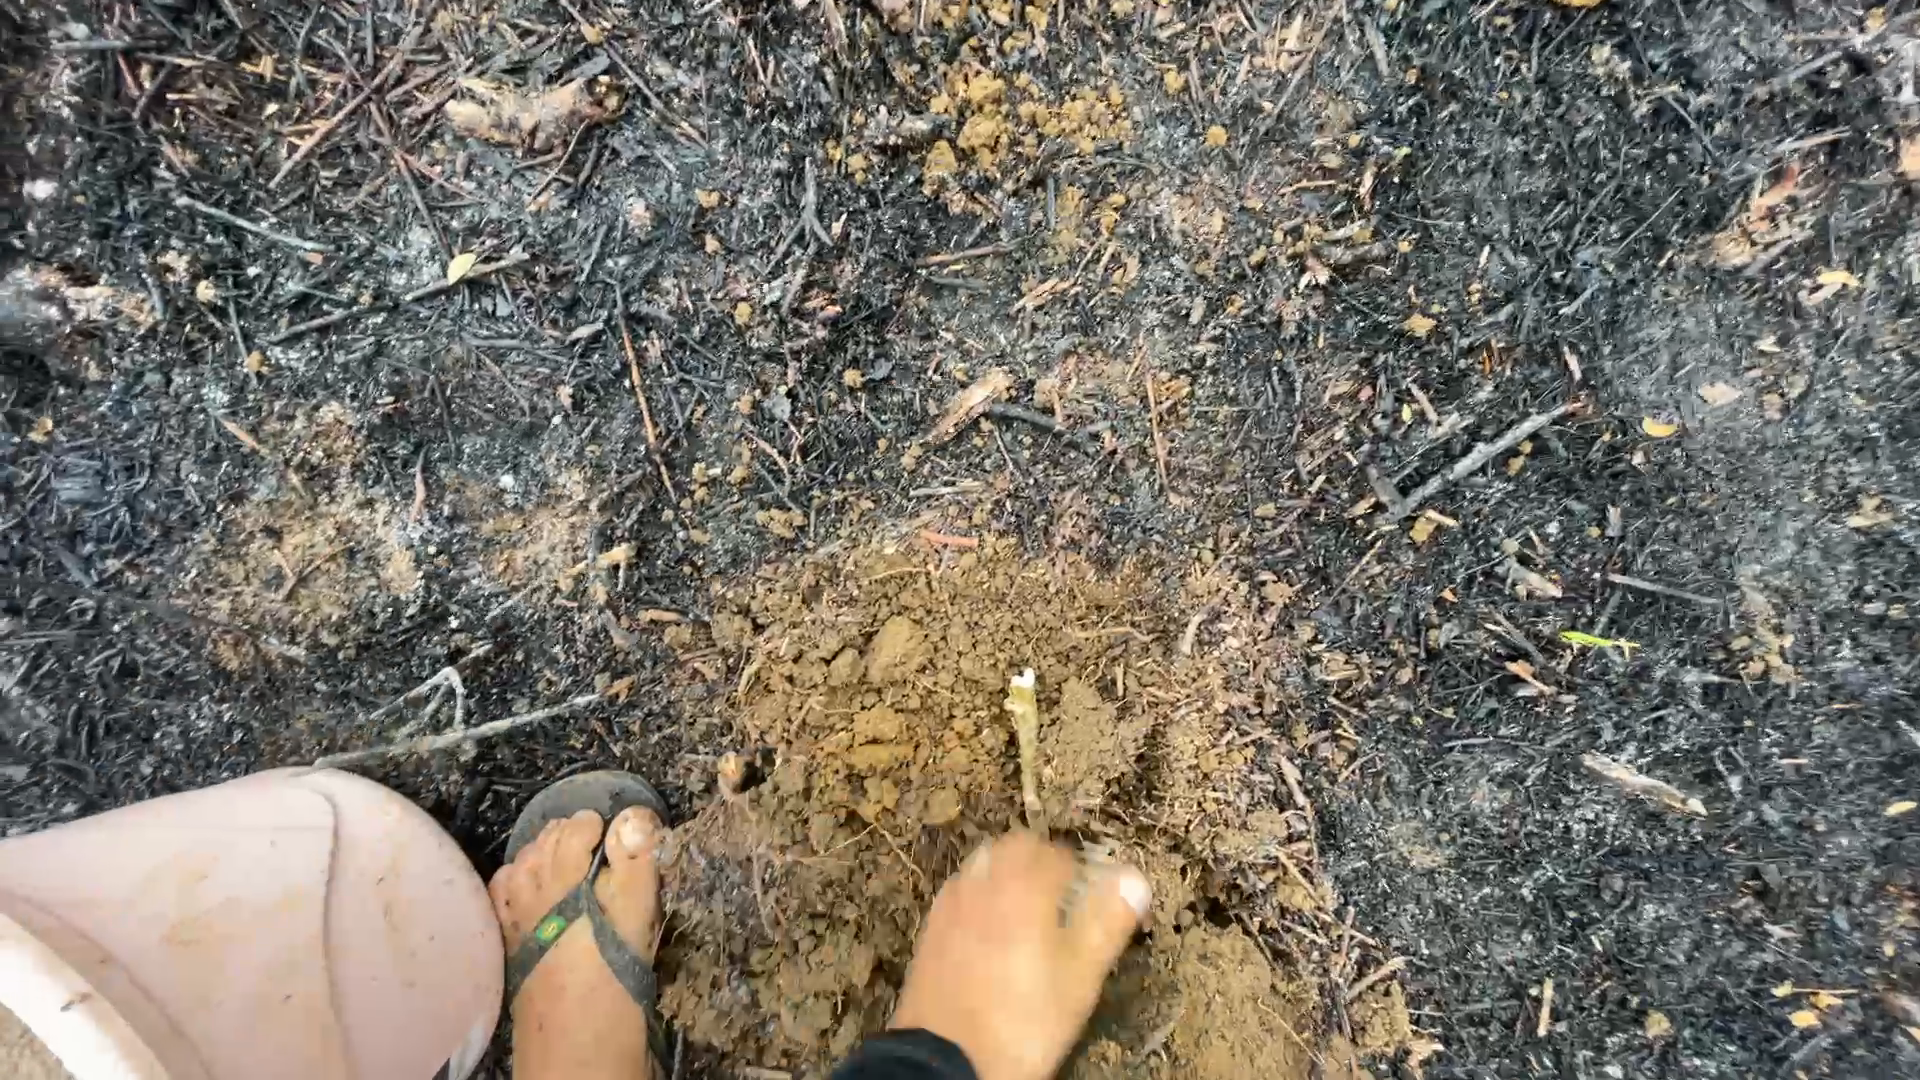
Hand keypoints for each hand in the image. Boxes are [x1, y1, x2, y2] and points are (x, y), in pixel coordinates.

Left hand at [890, 832, 1151, 1079]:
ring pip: (985, 861)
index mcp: (1026, 885)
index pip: (1057, 853)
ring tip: (1023, 903)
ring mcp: (954, 900)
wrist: (950, 1059)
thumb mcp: (1079, 976)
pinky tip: (986, 923)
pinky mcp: (932, 924)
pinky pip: (959, 888)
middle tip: (1058, 890)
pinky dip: (978, 891)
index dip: (1077, 868)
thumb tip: (1135, 878)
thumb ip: (1106, 921)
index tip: (1087, 889)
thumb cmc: (1025, 1018)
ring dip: (1006, 869)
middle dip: (1040, 859)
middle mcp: (986, 880)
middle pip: (1016, 846)